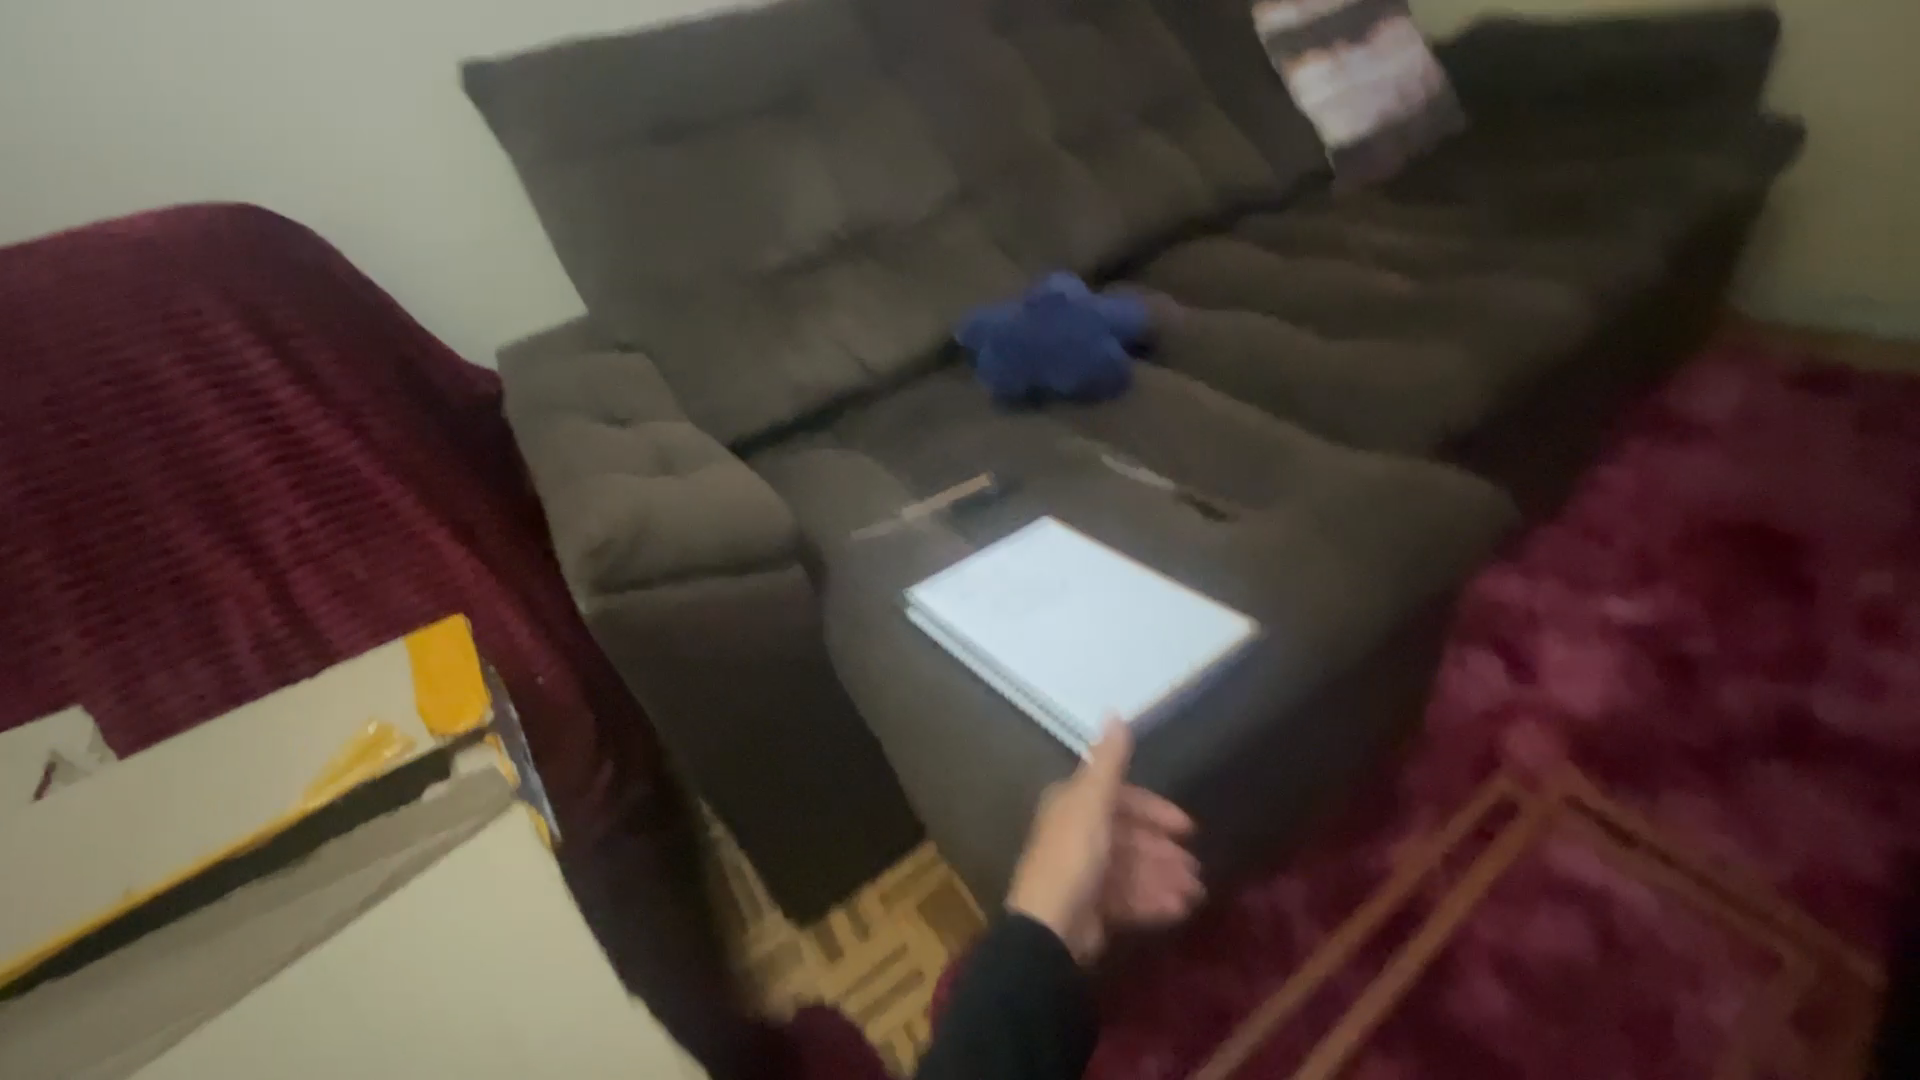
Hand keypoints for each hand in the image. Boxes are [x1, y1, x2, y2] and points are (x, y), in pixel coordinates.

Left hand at [1004, 720, 1203, 964]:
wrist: (1050, 926)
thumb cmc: (1074, 855)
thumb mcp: (1093, 802)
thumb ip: (1109, 761)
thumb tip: (1114, 712)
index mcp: (1073, 805)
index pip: (1119, 800)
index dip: (1153, 810)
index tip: (1187, 828)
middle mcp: (1077, 834)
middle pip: (1128, 837)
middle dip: (1163, 851)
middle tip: (1196, 869)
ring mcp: (1084, 873)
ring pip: (1132, 868)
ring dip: (1164, 878)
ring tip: (1195, 893)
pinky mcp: (1091, 907)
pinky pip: (1127, 897)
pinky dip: (1152, 900)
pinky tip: (1178, 908)